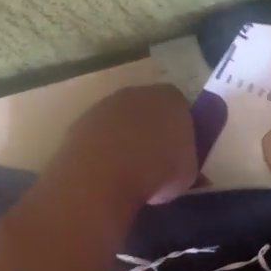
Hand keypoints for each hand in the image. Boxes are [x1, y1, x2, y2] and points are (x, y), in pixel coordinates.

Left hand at [50, 84, 197, 209]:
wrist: (103, 176)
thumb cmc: (157, 171)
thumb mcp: (188, 175)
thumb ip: (189, 166)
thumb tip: (187, 174)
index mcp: (171, 98)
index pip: (182, 107)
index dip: (182, 131)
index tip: (180, 154)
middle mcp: (138, 93)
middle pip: (149, 109)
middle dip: (152, 131)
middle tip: (155, 163)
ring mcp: (106, 105)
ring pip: (121, 122)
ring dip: (125, 140)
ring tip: (128, 173)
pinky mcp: (81, 122)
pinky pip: (99, 136)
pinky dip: (102, 150)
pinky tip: (105, 174)